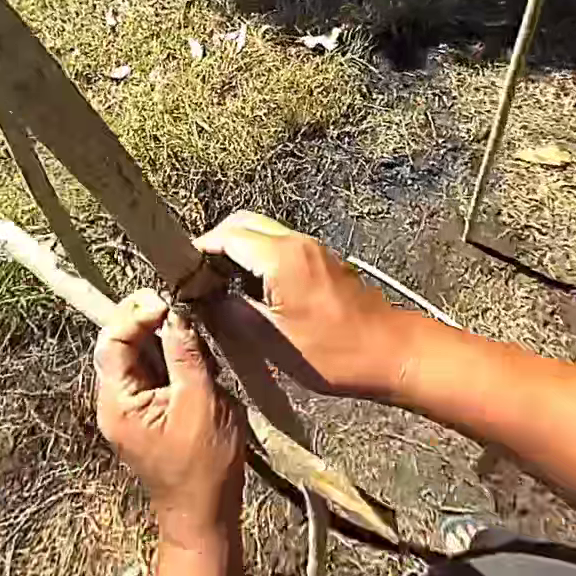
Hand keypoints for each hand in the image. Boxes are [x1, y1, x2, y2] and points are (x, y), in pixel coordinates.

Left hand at [94, 289, 243, 547]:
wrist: (206, 514)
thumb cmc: (204, 465)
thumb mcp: (200, 402)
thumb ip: (185, 354)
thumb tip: (176, 311)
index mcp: (118, 402)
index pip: (112, 341)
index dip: (136, 314)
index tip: (167, 303)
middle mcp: (115, 399)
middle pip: (118, 341)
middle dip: (144, 316)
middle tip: (174, 302)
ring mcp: (130, 403)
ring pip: (134, 350)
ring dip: (157, 331)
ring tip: (183, 319)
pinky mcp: (148, 405)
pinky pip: (150, 365)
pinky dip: (167, 349)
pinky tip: (188, 345)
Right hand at [195, 211, 413, 398]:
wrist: (391, 352)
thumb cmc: (333, 351)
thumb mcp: (273, 339)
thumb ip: (232, 313)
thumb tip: (204, 299)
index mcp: (280, 255)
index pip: (228, 235)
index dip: (201, 249)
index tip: (184, 271)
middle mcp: (296, 241)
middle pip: (245, 223)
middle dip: (218, 243)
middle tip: (201, 276)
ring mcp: (312, 248)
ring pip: (263, 232)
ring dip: (239, 249)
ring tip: (222, 284)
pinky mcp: (321, 260)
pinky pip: (280, 245)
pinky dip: (259, 256)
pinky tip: (252, 288)